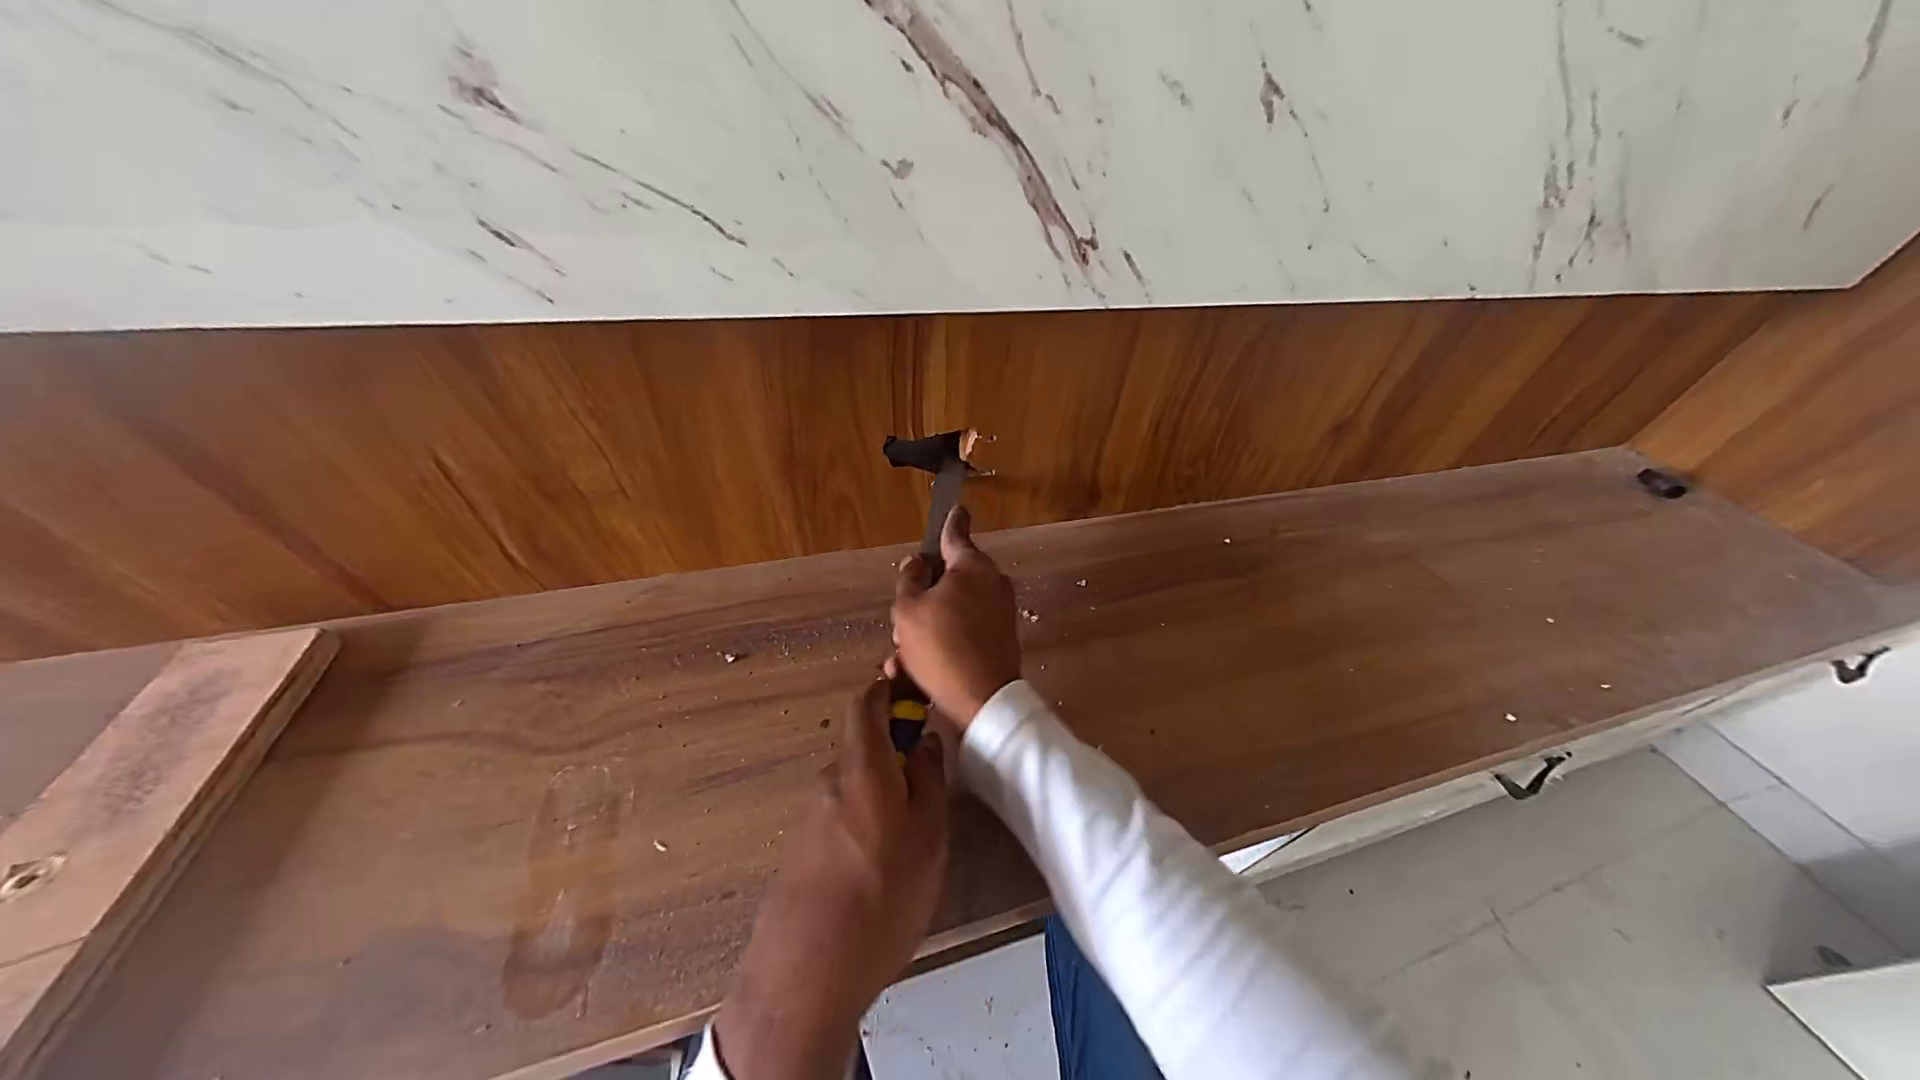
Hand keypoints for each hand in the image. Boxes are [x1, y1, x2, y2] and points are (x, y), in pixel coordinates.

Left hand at [712, 680, 948, 1079]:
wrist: (806, 974)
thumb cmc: (883, 896)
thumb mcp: (928, 838)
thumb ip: (929, 782)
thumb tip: (925, 742)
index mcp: (862, 768)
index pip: (866, 704)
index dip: (888, 691)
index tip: (913, 697)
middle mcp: (830, 782)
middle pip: (863, 747)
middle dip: (896, 756)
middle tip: (929, 794)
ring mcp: (811, 816)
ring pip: (855, 785)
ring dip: (883, 795)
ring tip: (911, 844)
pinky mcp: (802, 848)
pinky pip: (841, 815)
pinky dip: (865, 822)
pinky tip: (881, 869)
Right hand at [893, 506, 1022, 728]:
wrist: (983, 700)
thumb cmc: (941, 648)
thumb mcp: (907, 611)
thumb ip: (909, 580)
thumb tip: (917, 564)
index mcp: (971, 566)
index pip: (956, 532)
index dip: (949, 520)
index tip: (955, 507)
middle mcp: (992, 582)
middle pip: (950, 576)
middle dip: (924, 595)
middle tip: (901, 622)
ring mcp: (1000, 610)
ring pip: (953, 607)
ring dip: (928, 625)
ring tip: (904, 656)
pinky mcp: (1002, 636)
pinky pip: (965, 629)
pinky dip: (944, 641)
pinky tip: (919, 668)